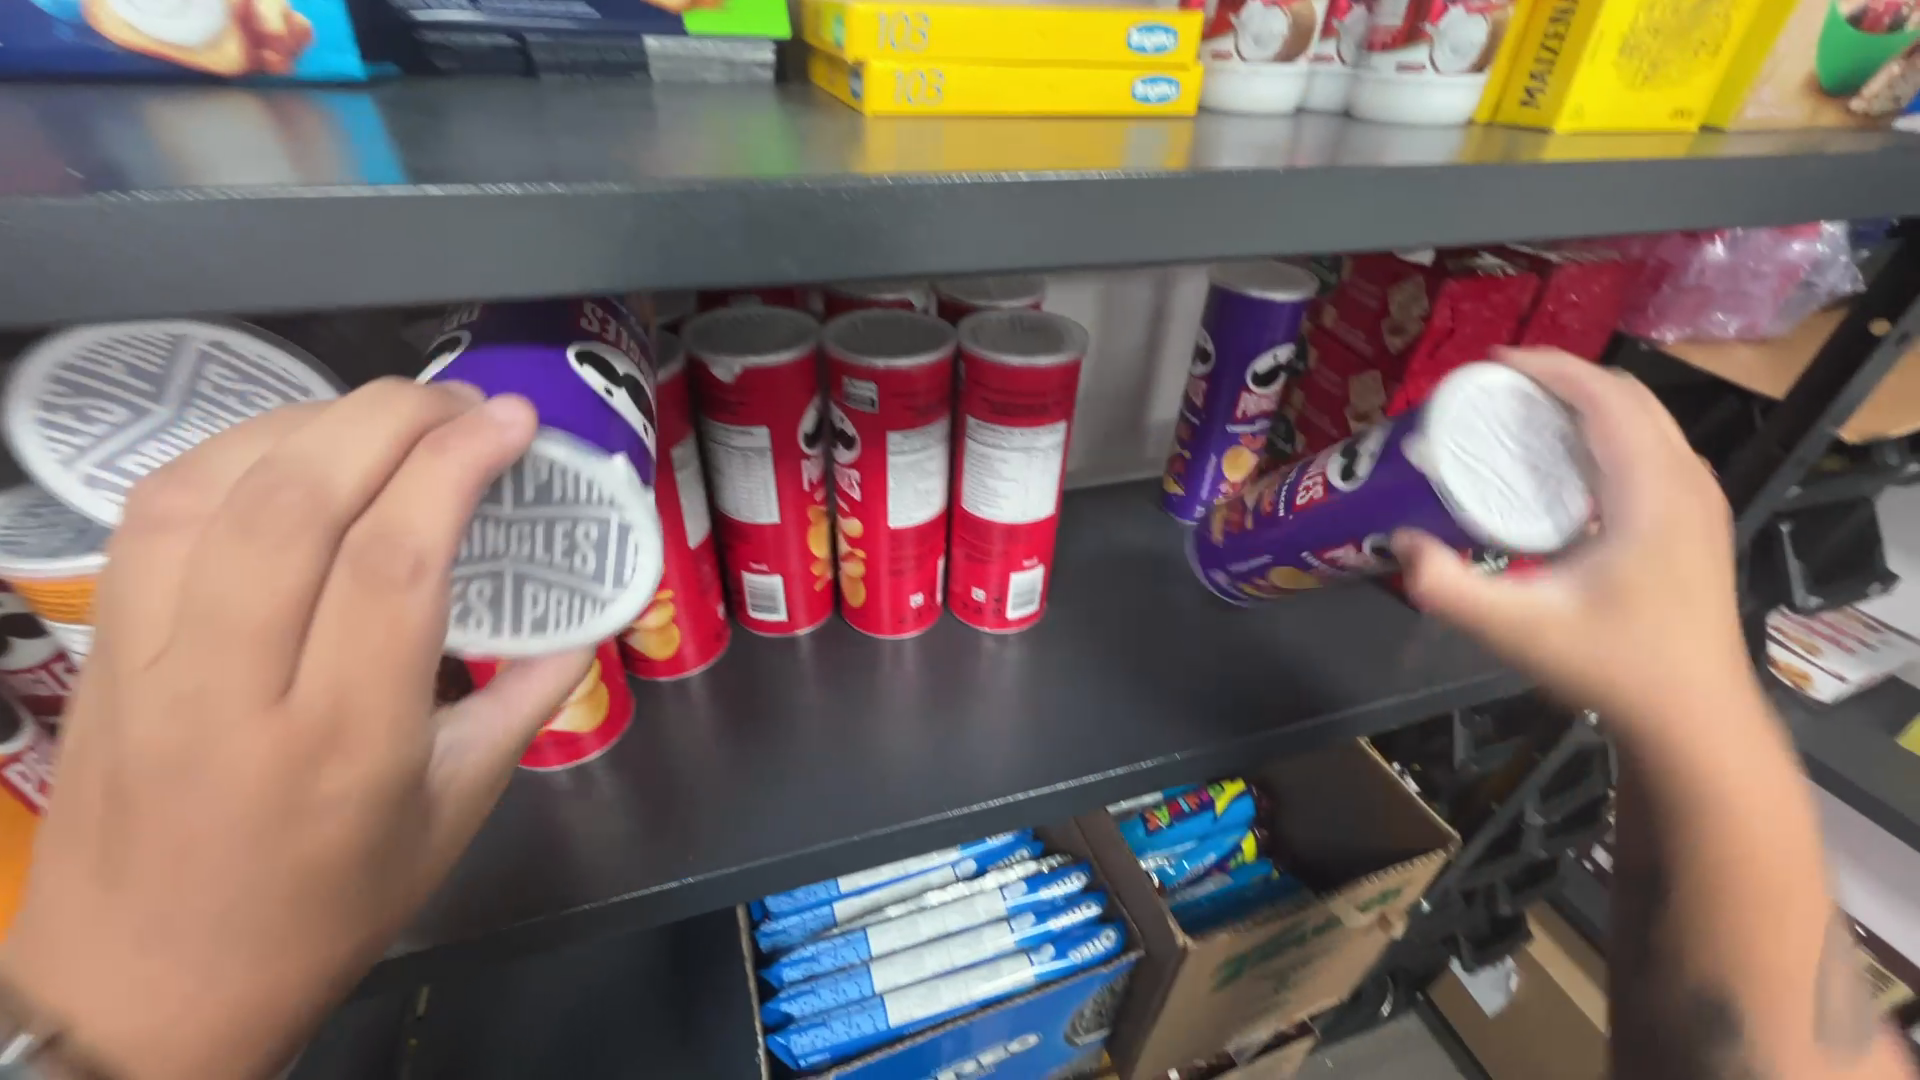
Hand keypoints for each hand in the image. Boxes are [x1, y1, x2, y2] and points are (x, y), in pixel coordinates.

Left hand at [0, 379, 591, 1079]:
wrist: (142, 989)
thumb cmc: (333, 903)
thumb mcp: (461, 806)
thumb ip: (531, 699)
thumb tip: (586, 618)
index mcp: (347, 738)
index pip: (394, 563)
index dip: (456, 469)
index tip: (510, 424)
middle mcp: (234, 688)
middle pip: (298, 505)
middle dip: (391, 420)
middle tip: (465, 400)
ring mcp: (145, 663)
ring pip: (212, 492)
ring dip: (314, 422)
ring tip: (394, 412)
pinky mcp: (101, 649)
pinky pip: (156, 513)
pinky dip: (237, 451)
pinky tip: (299, 445)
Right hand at [1392, 348, 1755, 727]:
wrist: (1691, 715)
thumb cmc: (1608, 664)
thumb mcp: (1513, 628)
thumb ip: (1446, 586)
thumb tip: (1401, 541)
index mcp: (1651, 494)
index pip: (1606, 401)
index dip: (1550, 369)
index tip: (1491, 364)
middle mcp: (1683, 484)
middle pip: (1628, 399)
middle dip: (1561, 379)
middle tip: (1494, 388)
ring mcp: (1694, 501)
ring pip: (1642, 421)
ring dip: (1583, 402)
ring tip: (1519, 412)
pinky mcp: (1689, 520)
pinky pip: (1646, 447)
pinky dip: (1600, 431)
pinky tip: (1557, 459)